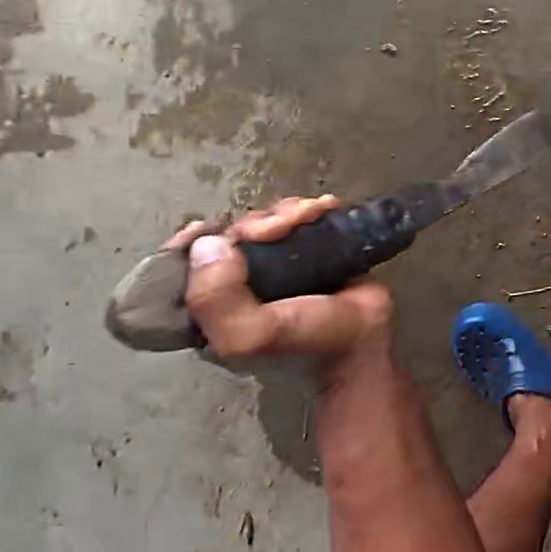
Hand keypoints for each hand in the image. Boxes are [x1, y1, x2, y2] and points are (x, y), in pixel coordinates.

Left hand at [169, 196, 393, 371]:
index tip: (210, 226)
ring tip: (311, 217)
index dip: (196, 238)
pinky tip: (325, 208)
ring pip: (267, 220)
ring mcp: (276, 262)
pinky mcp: (309, 248)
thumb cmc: (304, 344)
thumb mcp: (246, 335)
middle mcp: (240, 279)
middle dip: (256, 224)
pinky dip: (310, 208)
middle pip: (234, 232)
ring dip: (288, 212)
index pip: (187, 262)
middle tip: (280, 229)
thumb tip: (207, 243)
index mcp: (214, 304)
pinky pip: (299, 217)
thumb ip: (216, 298)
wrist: (364, 341)